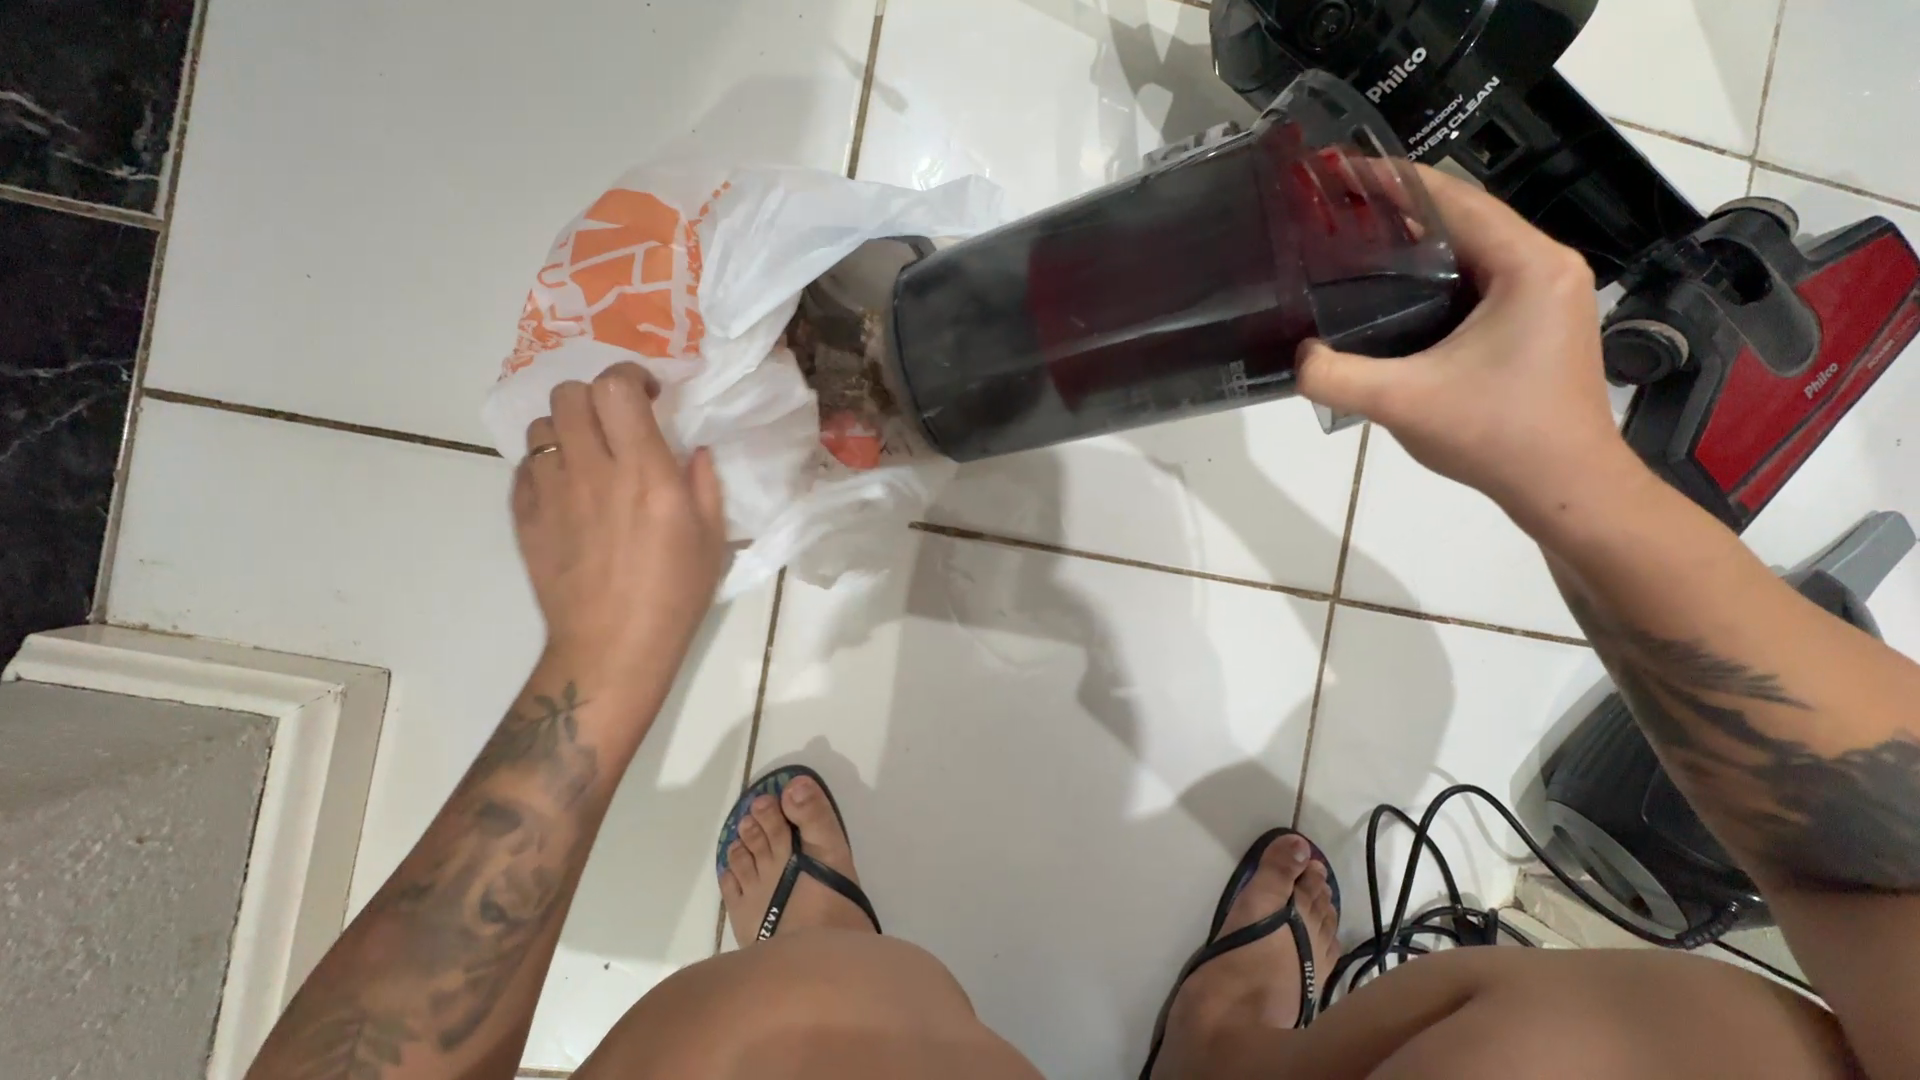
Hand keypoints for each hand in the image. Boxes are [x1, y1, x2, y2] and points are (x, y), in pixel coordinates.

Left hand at [512, 363, 728, 687]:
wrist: (612, 646)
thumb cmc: (674, 594)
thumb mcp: (711, 538)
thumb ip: (704, 484)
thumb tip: (693, 449)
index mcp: (646, 473)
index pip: (616, 388)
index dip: (630, 377)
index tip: (650, 397)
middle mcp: (593, 471)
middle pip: (570, 393)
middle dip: (596, 395)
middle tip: (618, 421)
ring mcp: (552, 492)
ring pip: (543, 424)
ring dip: (569, 426)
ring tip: (590, 452)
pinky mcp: (526, 516)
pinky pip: (527, 465)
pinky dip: (548, 463)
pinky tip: (570, 488)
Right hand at [1297, 166, 1646, 523]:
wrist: (1564, 486)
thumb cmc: (1496, 435)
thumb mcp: (1403, 403)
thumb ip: (1336, 377)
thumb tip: (1298, 357)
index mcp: (1526, 266)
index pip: (1453, 198)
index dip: (1390, 180)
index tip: (1336, 173)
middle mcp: (1544, 267)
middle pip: (1462, 217)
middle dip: (1395, 210)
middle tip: (1333, 214)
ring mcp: (1544, 295)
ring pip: (1469, 250)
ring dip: (1413, 245)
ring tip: (1351, 249)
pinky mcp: (1534, 322)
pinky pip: (1476, 281)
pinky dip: (1431, 278)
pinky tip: (1389, 297)